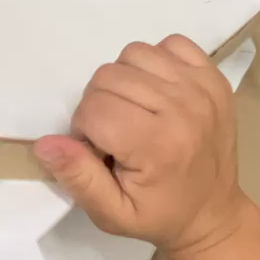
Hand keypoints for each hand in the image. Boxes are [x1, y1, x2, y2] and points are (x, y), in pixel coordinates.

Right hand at [33, 35, 254, 257]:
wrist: (213, 214)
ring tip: (133, 112)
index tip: (99, 151)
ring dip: (122, 80)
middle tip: (114, 134)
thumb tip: (45, 144)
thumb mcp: (111, 213)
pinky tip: (157, 94)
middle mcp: (183, 108)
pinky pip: (170, 44)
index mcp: (157, 145)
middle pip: (108, 77)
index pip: (94, 110)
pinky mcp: (213, 76)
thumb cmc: (158, 216)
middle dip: (98, 105)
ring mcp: (202, 88)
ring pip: (133, 54)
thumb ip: (78, 177)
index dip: (84, 130)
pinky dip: (154, 63)